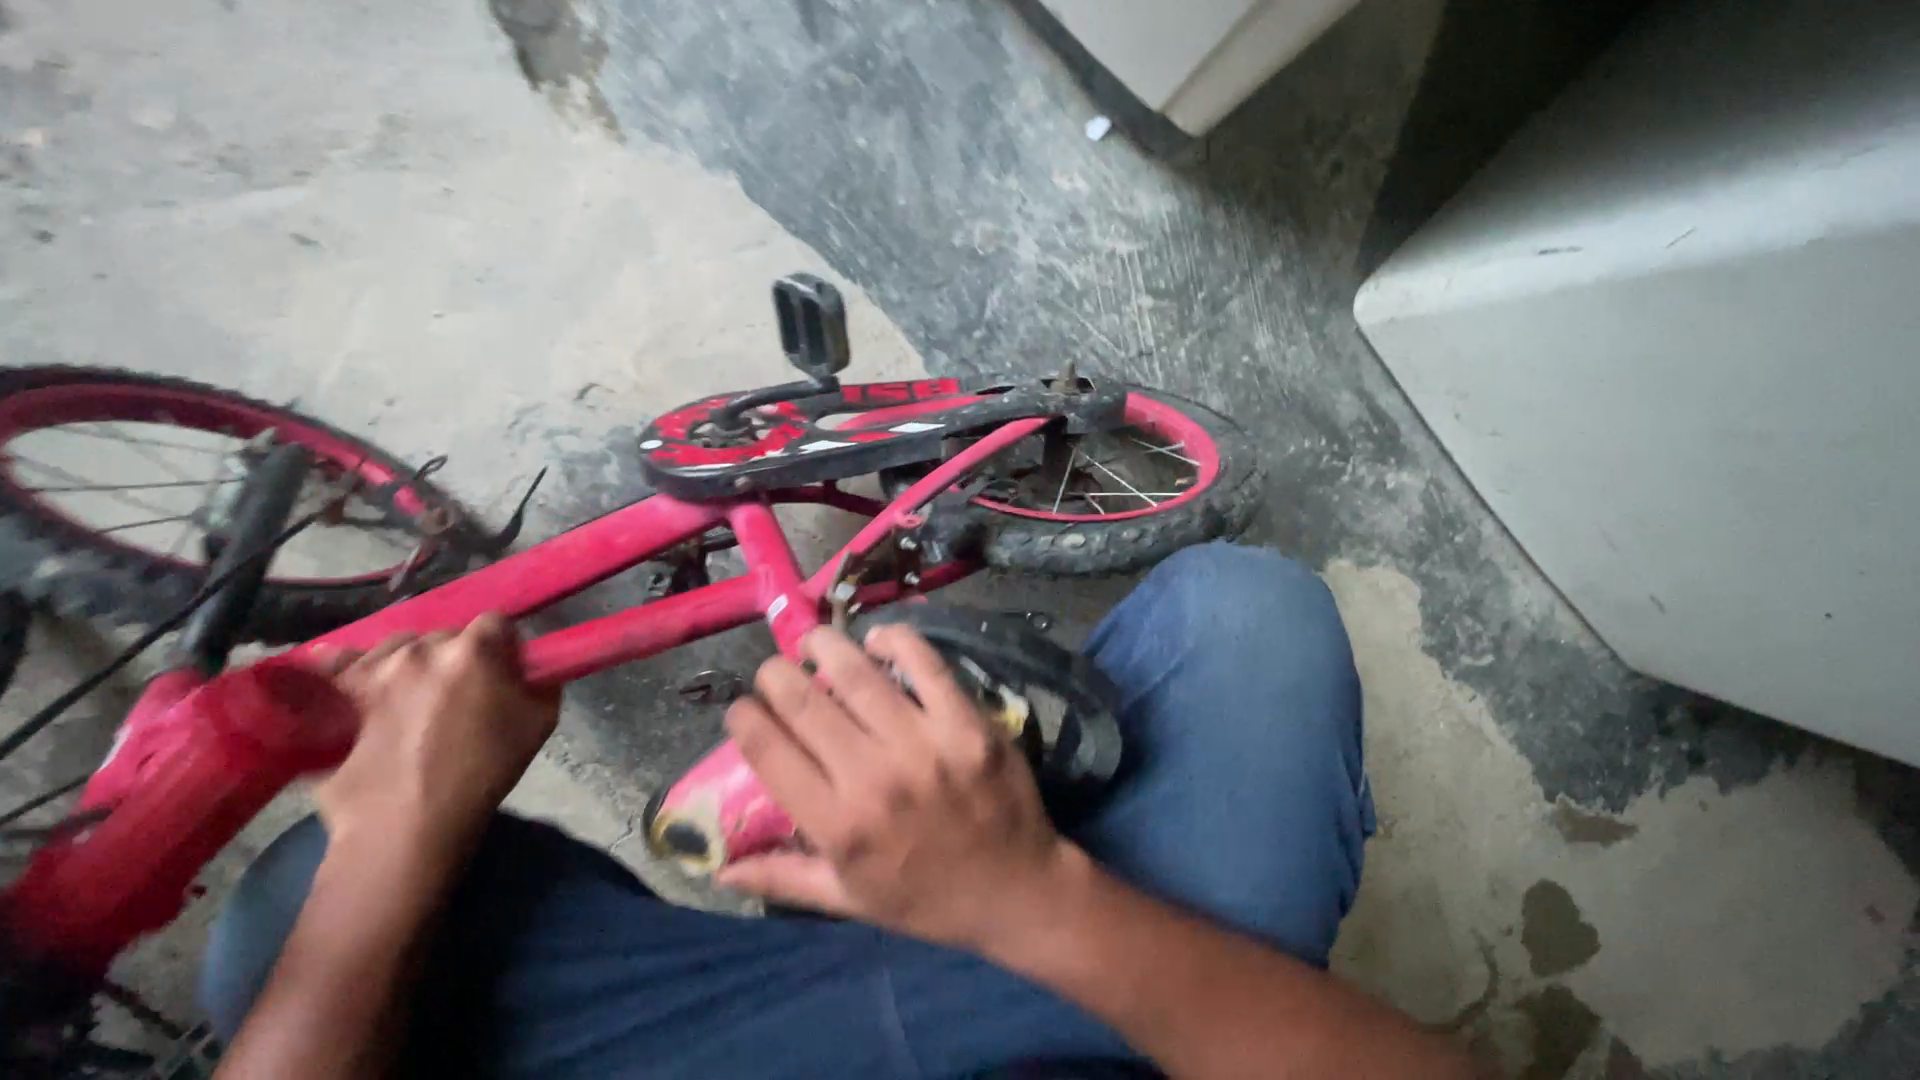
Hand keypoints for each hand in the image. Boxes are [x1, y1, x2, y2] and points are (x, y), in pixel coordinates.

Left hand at [313, 614, 558, 863]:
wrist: (404, 825)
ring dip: (408, 664)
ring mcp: (371, 667)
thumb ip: (541, 682)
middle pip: (445, 635)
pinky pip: (339, 659)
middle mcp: (421, 647)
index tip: (503, 670)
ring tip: (408, 699)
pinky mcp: (331, 691)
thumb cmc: (482, 775)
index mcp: (475, 651)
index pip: (496, 622)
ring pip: (398, 647)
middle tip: (456, 693)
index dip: (502, 645)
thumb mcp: (540, 725)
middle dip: (454, 656)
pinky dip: (352, 667)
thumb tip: (532, 667)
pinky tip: (360, 685)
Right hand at [716, 625, 1074, 951]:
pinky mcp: (968, 722)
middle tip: (774, 671)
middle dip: (775, 676)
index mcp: (838, 826)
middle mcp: (873, 779)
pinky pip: (925, 665)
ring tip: (813, 640)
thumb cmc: (928, 900)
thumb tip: (717, 869)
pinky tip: (877, 639)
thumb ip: (782, 878)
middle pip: (803, 703)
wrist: (1018, 891)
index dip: (743, 718)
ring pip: (857, 675)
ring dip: (824, 647)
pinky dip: (895, 641)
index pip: (767, 751)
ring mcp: (924, 745)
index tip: (743, 709)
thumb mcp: (850, 901)